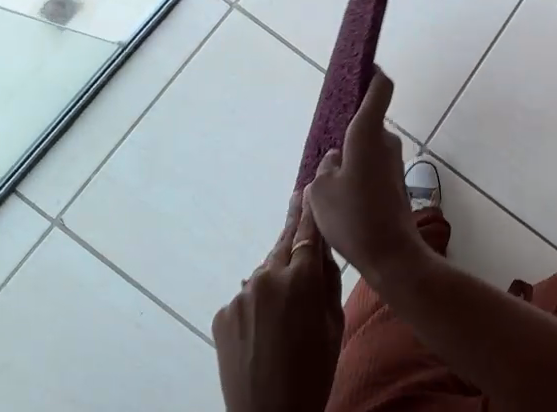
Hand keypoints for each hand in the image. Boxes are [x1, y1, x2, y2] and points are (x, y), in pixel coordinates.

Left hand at [212, 190, 342, 411]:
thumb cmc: (314, 371)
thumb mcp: (333, 322)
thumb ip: (328, 279)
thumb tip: (320, 249)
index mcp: (302, 278)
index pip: (308, 230)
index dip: (309, 207)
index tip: (309, 184)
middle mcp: (268, 277)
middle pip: (284, 245)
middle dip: (293, 234)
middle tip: (299, 207)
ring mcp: (241, 295)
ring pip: (265, 275)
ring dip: (276, 281)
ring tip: (286, 315)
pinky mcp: (222, 313)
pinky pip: (246, 298)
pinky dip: (257, 306)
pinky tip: (265, 332)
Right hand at [307, 71, 427, 283]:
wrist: (391, 255)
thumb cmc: (353, 217)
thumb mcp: (320, 193)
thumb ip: (324, 169)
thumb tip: (335, 160)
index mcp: (367, 132)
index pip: (380, 88)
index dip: (373, 74)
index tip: (362, 67)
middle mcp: (385, 141)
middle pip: (366, 124)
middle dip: (348, 133)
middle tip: (325, 150)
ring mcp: (393, 163)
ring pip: (367, 149)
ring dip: (351, 159)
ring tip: (328, 185)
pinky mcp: (395, 183)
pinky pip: (372, 168)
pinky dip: (358, 176)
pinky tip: (342, 200)